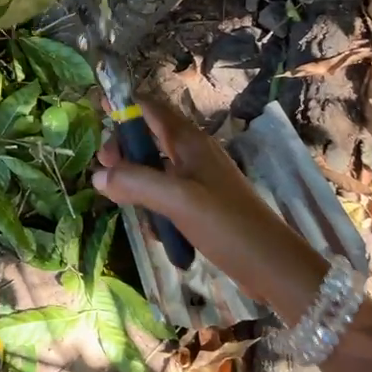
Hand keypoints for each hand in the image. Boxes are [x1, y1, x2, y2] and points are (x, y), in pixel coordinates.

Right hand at [92, 96, 329, 317]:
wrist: (275, 267)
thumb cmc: (227, 225)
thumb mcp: (176, 201)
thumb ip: (134, 183)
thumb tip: (97, 176)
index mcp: (189, 141)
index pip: (150, 106)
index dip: (123, 104)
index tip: (96, 110)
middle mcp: (194, 152)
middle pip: (148, 135)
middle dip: (123, 147)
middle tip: (105, 170)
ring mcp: (199, 177)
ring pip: (155, 164)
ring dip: (135, 177)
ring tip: (123, 200)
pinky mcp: (203, 201)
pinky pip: (166, 190)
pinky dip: (152, 200)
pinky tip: (153, 225)